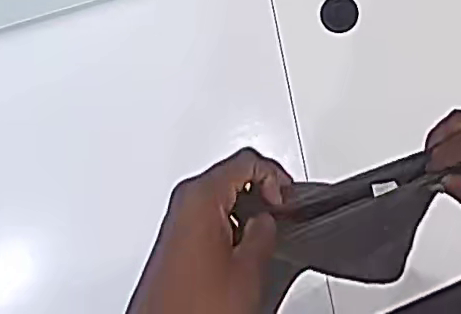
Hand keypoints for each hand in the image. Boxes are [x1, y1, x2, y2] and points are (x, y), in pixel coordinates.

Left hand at [127, 148, 292, 313]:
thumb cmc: (195, 306)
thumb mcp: (247, 269)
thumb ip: (264, 231)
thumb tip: (266, 220)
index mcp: (202, 194)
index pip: (246, 160)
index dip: (273, 175)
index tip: (285, 198)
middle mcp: (185, 199)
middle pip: (232, 174)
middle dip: (259, 190)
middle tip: (279, 210)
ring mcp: (177, 218)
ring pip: (221, 195)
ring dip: (245, 209)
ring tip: (264, 234)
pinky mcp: (174, 238)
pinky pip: (208, 213)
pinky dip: (229, 222)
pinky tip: (242, 249)